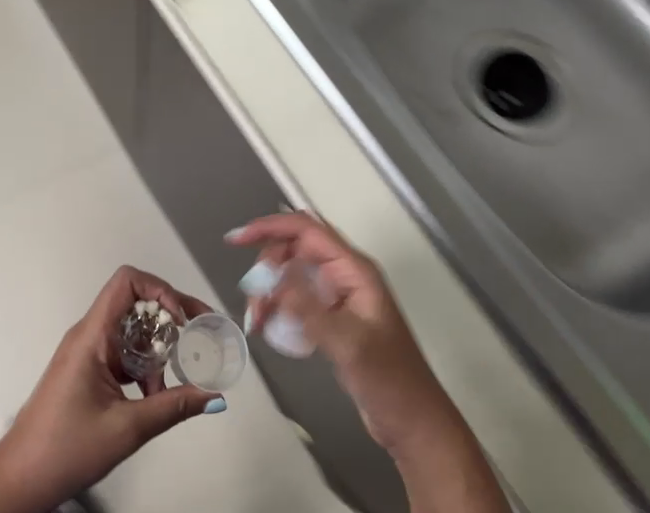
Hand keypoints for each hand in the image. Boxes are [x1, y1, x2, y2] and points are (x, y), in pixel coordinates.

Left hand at [0, 266, 225, 509]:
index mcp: (91, 336)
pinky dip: (145, 368)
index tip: (183, 319)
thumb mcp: (127, 429)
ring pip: (132, 332)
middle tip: (203, 335)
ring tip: (181, 377)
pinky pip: (123, 355)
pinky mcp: (88, 372)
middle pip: (134, 304)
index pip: (126, 283)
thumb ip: (173, 407)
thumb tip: (213, 395)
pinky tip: (157, 395)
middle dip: (170, 316)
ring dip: (158, 349)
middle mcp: (89, 336)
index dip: (160, 290)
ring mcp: (87, 354)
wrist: (22, 477)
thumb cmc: (66, 448)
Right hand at [227, 213, 449, 452]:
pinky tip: (269, 330)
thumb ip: (308, 308)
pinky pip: (297, 300)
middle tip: (255, 303)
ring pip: (293, 275)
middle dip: (267, 269)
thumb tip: (271, 276)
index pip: (306, 230)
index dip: (269, 228)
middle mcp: (346, 276)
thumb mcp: (347, 342)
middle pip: (295, 250)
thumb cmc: (389, 380)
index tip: (236, 241)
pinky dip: (279, 309)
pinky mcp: (333, 319)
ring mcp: (339, 297)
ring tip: (258, 321)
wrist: (413, 423)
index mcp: (354, 270)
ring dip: (270, 291)